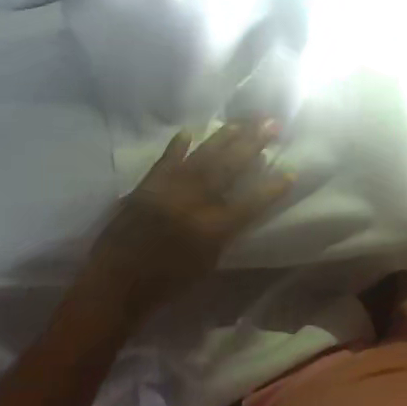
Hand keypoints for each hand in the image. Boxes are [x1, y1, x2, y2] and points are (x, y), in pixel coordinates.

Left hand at [89, 121, 294, 316]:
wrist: (117, 283)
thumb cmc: (166, 284)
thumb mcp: (205, 265)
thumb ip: (222, 235)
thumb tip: (231, 212)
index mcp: (213, 228)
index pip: (251, 203)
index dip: (272, 188)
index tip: (290, 172)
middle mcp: (195, 202)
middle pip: (229, 166)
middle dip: (253, 143)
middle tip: (271, 123)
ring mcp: (169, 189)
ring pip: (202, 156)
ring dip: (224, 137)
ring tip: (242, 121)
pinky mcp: (147, 186)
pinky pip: (166, 160)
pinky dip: (178, 146)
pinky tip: (189, 132)